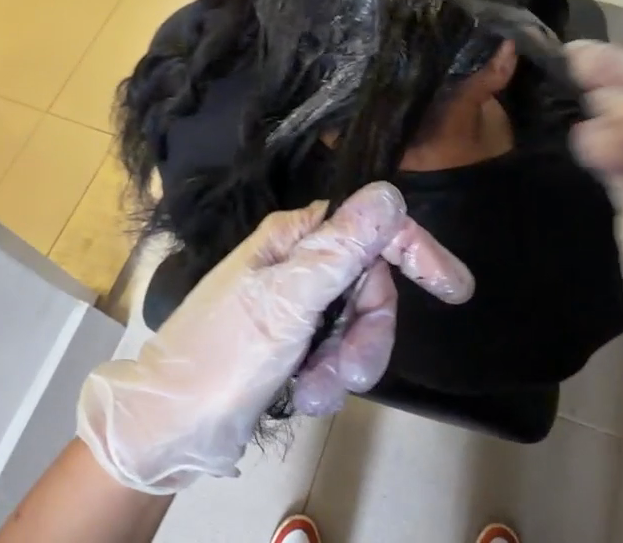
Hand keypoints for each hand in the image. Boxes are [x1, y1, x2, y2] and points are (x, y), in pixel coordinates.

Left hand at [77, 181, 473, 493]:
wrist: (167, 430)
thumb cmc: (222, 357)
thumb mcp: (287, 303)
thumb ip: (341, 249)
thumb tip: (389, 193)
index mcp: (294, 239)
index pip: (370, 227)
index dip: (415, 251)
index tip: (455, 288)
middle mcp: (299, 263)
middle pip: (370, 285)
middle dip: (367, 333)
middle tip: (348, 371)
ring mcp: (298, 304)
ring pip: (358, 325)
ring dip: (347, 364)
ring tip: (315, 390)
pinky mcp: (295, 342)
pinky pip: (339, 352)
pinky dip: (330, 379)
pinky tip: (305, 395)